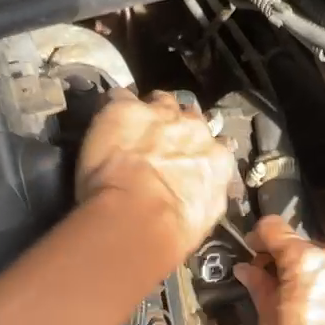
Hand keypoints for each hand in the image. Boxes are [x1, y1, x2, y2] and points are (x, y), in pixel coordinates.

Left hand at [76, 90, 236, 255]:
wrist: (140, 216)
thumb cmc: (175, 227)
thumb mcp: (208, 213)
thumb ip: (211, 189)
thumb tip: (207, 186)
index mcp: (218, 157)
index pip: (215, 143)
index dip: (197, 148)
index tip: (186, 158)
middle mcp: (195, 128)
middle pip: (188, 115)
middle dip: (176, 125)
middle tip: (158, 142)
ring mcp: (161, 114)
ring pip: (159, 101)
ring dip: (149, 112)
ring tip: (133, 128)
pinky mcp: (126, 109)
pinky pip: (120, 97)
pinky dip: (115, 107)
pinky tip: (107, 121)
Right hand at [234, 216, 324, 324]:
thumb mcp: (272, 320)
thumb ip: (258, 287)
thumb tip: (246, 269)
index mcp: (302, 258)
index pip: (272, 226)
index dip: (258, 238)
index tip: (255, 253)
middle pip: (300, 245)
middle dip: (286, 262)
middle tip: (279, 288)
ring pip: (324, 259)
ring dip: (312, 273)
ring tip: (309, 303)